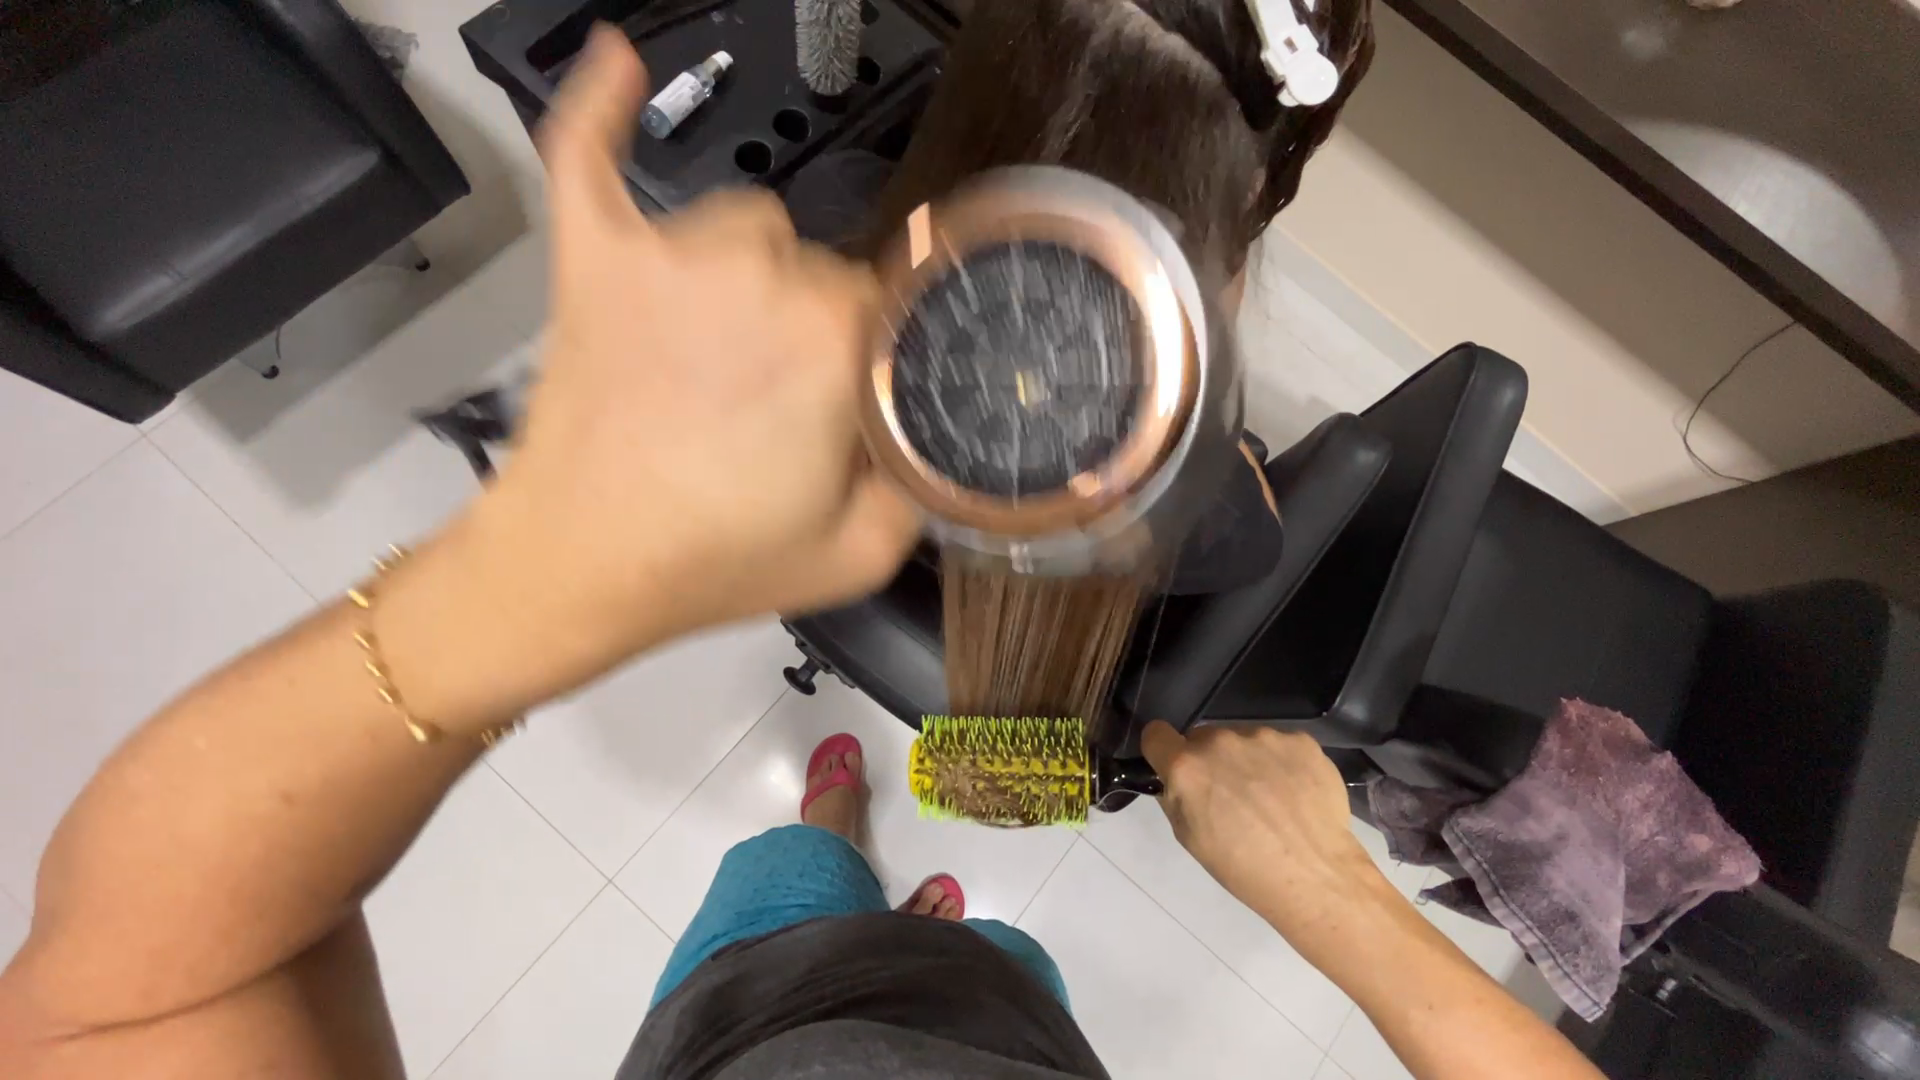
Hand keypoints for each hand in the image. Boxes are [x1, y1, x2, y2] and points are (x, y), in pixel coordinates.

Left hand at [378, 27, 919, 727]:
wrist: (580, 568)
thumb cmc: (720, 562)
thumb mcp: (864, 552)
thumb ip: (924, 477)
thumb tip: (932, 424)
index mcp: (837, 338)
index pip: (896, 302)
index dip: (885, 353)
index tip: (865, 393)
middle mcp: (762, 272)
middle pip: (826, 265)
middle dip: (820, 328)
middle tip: (784, 406)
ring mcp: (671, 254)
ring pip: (751, 225)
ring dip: (754, 272)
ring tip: (725, 350)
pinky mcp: (597, 256)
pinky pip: (592, 153)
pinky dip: (605, 112)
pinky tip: (623, 66)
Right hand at [1140, 722, 1389, 937]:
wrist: (1316, 876)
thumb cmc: (1243, 867)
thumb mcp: (1189, 837)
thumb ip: (1175, 796)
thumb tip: (1176, 778)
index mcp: (1186, 766)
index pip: (1156, 734)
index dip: (1163, 751)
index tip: (1174, 767)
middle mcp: (1220, 741)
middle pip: (1203, 738)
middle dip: (1210, 760)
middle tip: (1231, 795)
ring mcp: (1263, 737)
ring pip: (1243, 740)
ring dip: (1248, 760)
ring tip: (1270, 798)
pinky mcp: (1300, 740)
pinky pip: (1279, 745)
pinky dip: (1282, 763)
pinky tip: (1295, 793)